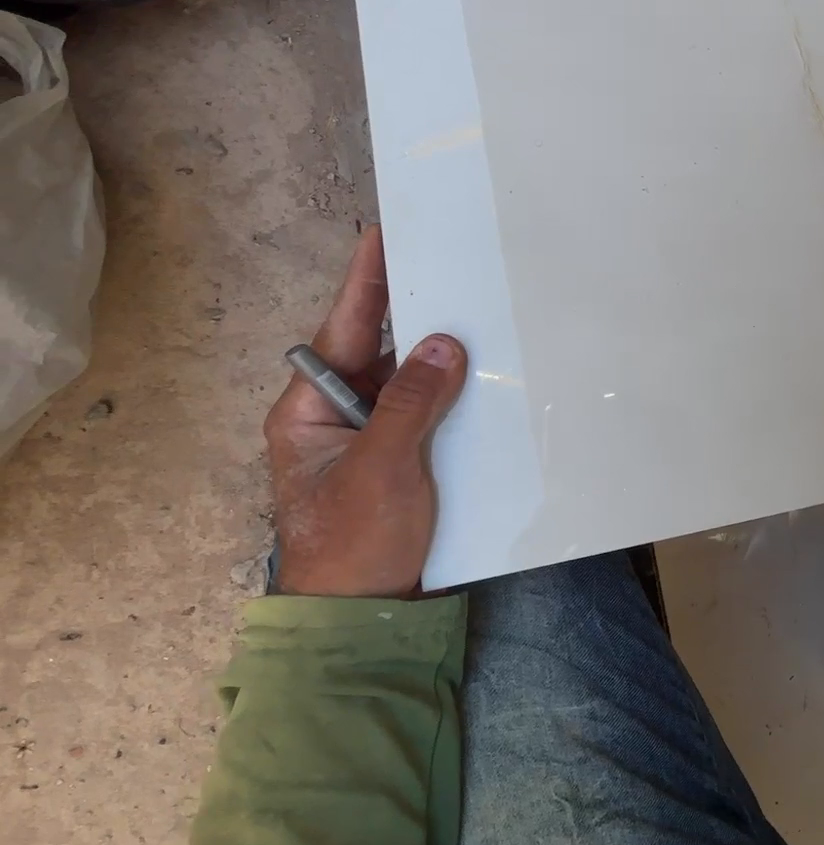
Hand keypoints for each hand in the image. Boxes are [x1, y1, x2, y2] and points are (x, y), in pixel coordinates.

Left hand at [263, 226, 468, 596]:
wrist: (369, 611)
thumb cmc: (356, 541)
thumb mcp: (381, 469)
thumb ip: (410, 404)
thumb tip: (442, 342)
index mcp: (311, 411)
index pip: (339, 332)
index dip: (365, 283)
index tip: (384, 234)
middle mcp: (341, 414)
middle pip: (379, 350)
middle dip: (415, 312)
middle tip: (454, 267)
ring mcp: (376, 436)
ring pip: (412, 379)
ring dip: (444, 355)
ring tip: (483, 315)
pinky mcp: (409, 455)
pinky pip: (434, 408)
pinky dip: (460, 392)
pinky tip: (491, 378)